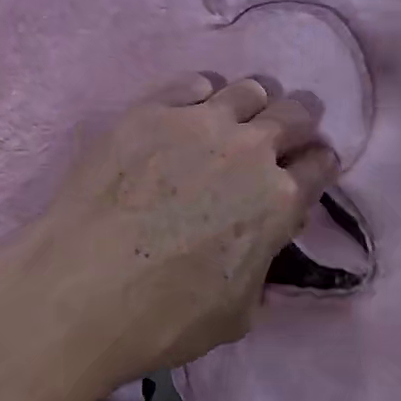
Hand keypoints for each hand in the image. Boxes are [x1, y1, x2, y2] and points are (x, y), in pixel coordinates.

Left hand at [35, 74, 338, 380]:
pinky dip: (205, 94)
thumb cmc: (165, 317)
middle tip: (286, 133)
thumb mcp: (239, 313)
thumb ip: (263, 266)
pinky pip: (195, 83)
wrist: (78, 291)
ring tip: (239, 118)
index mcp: (280, 199)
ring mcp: (200, 122)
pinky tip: (192, 114)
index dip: (321, 164)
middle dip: (301, 122)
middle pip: (297, 113)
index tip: (311, 167)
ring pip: (250, 89)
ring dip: (256, 103)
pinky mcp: (153, 110)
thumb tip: (264, 240)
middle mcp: (251, 149)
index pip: (321, 163)